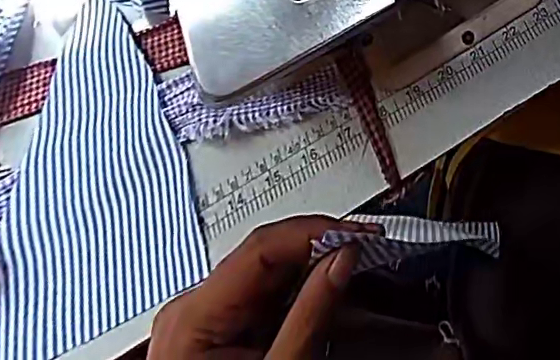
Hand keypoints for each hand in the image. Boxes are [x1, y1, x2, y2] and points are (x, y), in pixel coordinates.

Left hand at [148, 216, 370, 359]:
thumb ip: (311, 316)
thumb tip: (343, 257)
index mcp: (193, 317)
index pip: (263, 246)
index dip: (316, 232)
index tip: (358, 236)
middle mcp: (193, 307)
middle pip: (268, 254)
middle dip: (321, 248)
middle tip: (366, 246)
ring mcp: (205, 317)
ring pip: (271, 269)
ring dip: (315, 266)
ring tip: (354, 267)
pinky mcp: (221, 327)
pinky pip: (267, 292)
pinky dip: (301, 290)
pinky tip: (327, 290)